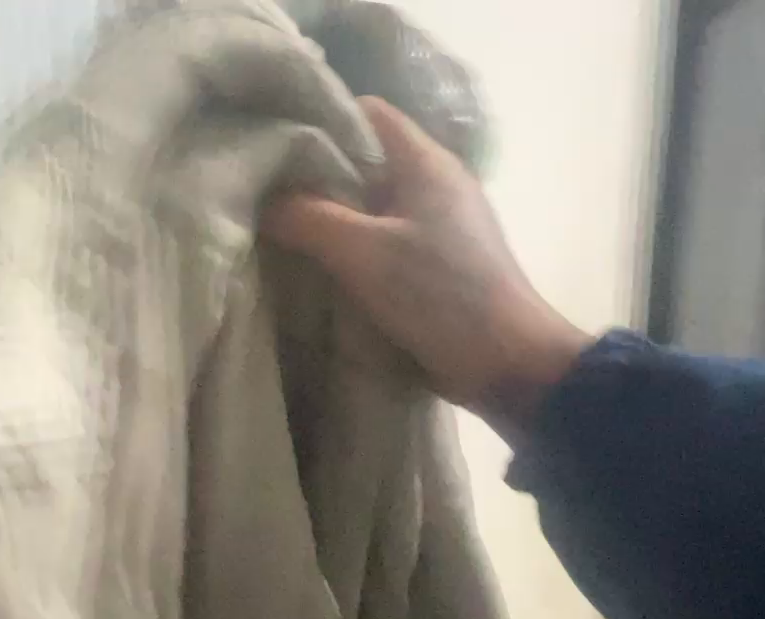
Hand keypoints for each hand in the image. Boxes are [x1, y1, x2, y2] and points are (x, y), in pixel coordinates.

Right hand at [262, 96, 592, 431]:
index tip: (276, 148)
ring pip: (371, 202)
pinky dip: (350, 246)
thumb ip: (309, 220)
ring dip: (331, 215)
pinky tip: (321, 267)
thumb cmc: (437, 294)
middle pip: (366, 159)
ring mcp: (436, 223)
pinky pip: (381, 238)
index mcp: (425, 163)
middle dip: (317, 175)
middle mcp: (434, 182)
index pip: (368, 113)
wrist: (501, 358)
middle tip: (268, 197)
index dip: (321, 121)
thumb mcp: (363, 253)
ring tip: (284, 233)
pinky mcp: (434, 260)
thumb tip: (264, 203)